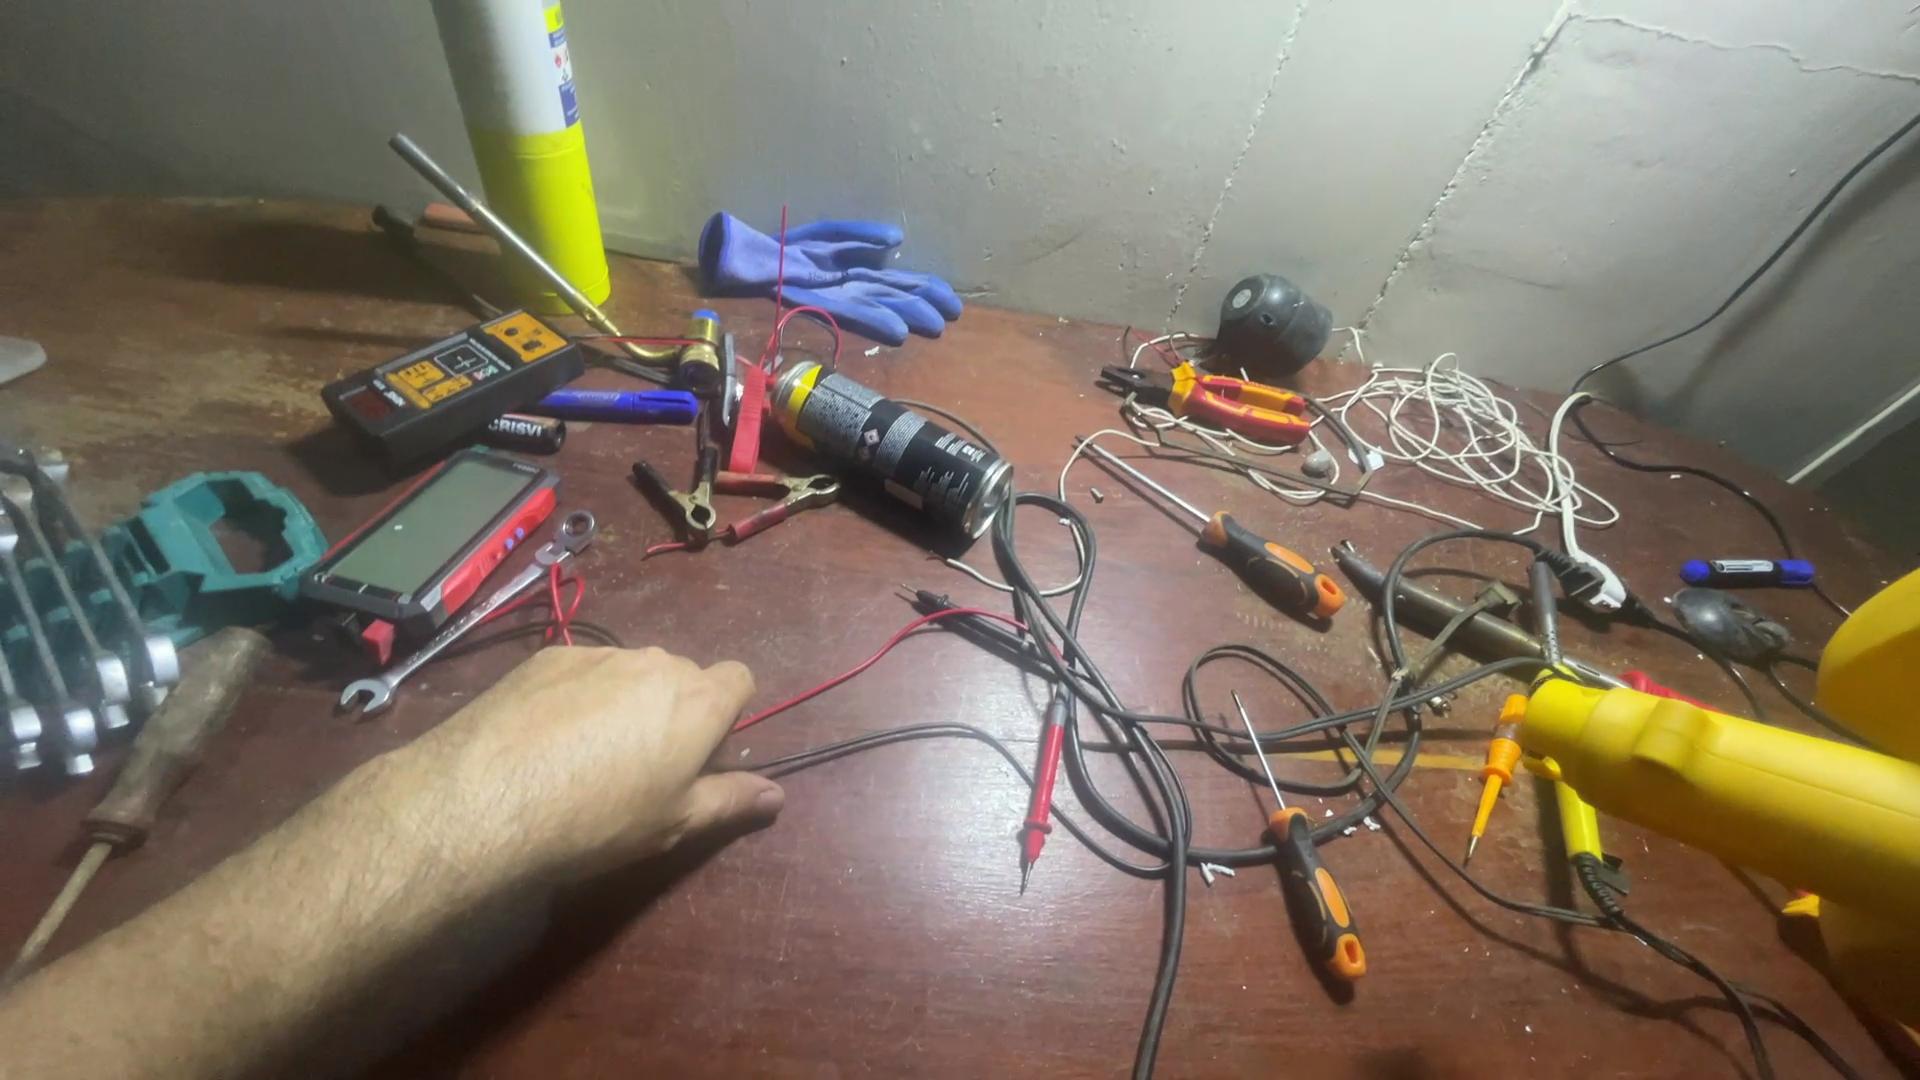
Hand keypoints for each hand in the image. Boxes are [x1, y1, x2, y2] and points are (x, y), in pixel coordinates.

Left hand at [391, 647, 782, 887]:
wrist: (482, 802)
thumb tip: (779, 795)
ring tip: (585, 751)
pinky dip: (579, 694)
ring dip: (627, 699)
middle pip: (685, 676)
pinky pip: (585, 670)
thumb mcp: (675, 822)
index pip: (740, 677)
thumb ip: (733, 800)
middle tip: (641, 761)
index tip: (700, 748)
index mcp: (699, 700)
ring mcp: (603, 654)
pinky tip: (545, 736)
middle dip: (675, 708)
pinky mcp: (551, 657)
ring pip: (633, 672)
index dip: (728, 710)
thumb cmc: (599, 818)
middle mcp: (659, 663)